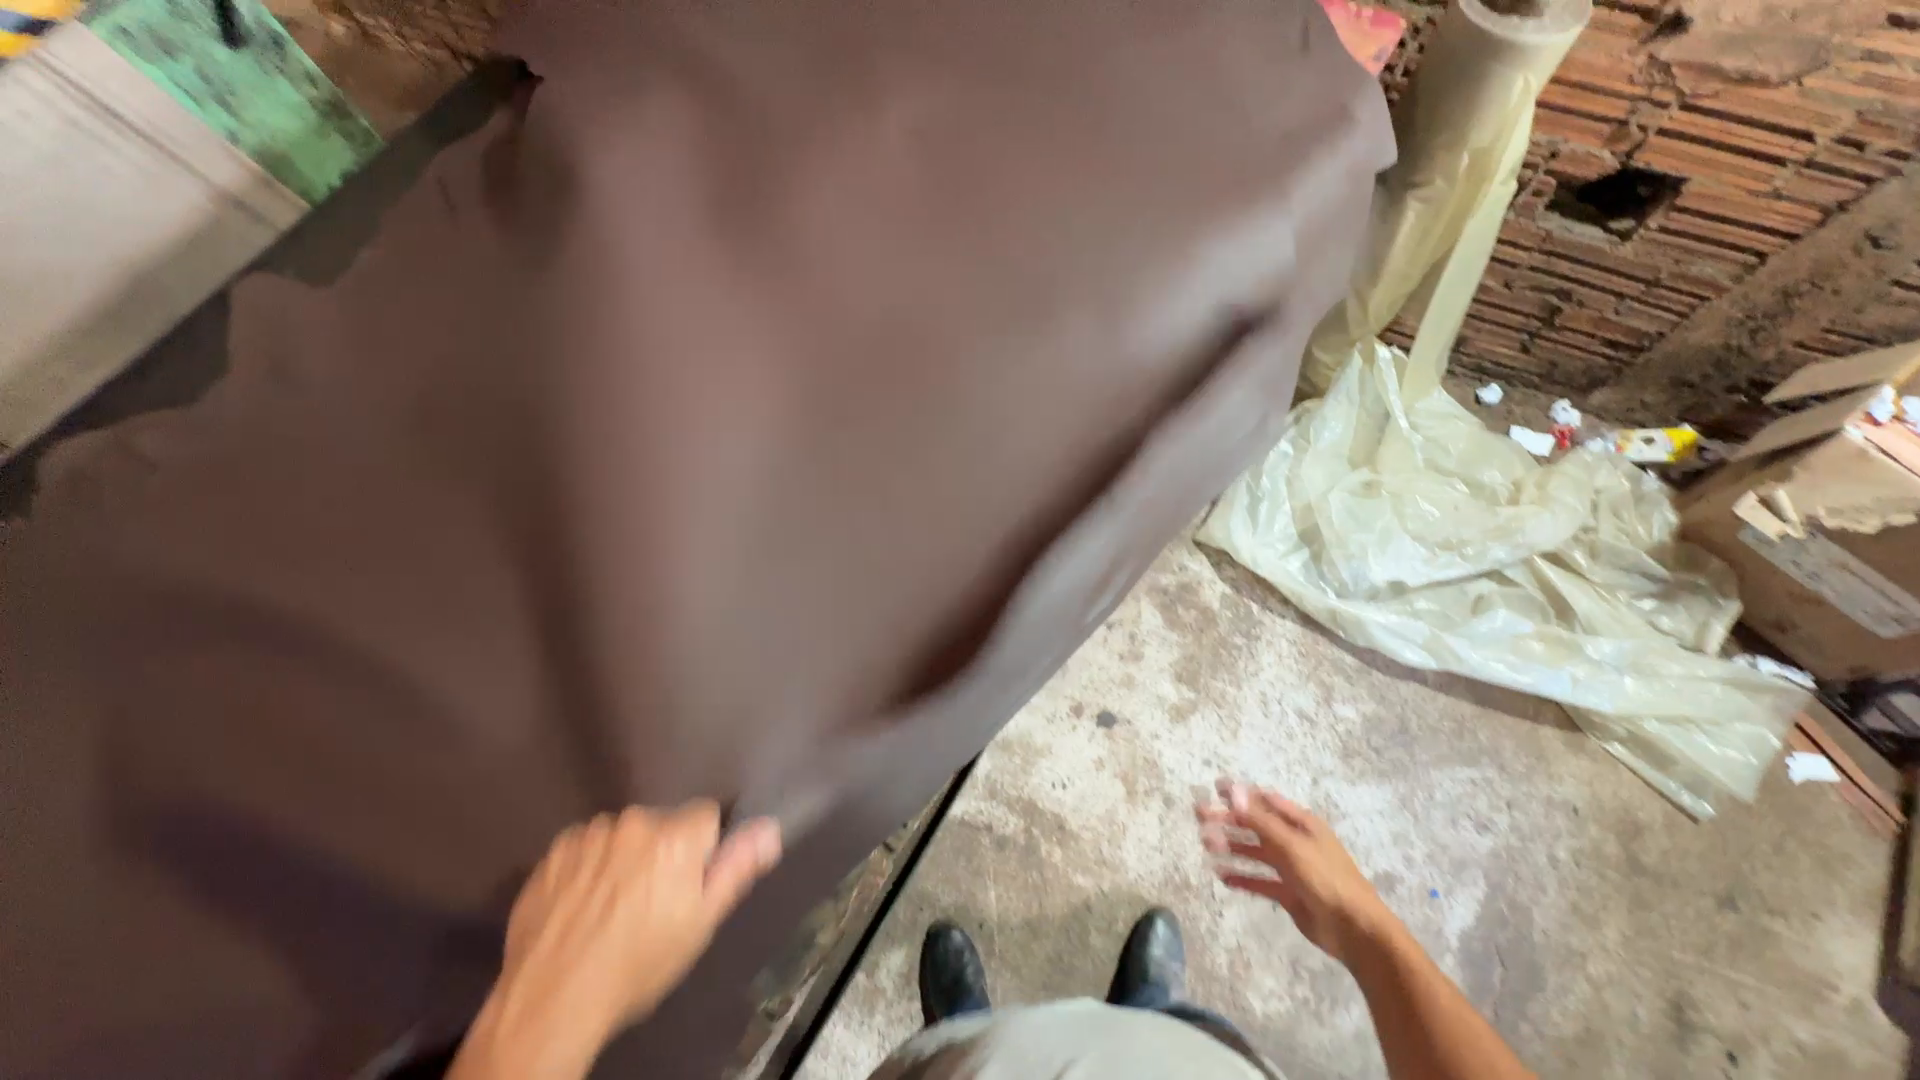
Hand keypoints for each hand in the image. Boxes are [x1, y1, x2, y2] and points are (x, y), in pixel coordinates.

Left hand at [491, 802, 782, 1048]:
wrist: (552, 998)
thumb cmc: (638, 965)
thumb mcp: (700, 925)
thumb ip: (736, 869)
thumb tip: (770, 829)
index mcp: (676, 837)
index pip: (707, 816)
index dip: (703, 849)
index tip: (690, 883)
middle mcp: (634, 822)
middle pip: (663, 824)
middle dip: (663, 852)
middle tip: (653, 903)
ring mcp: (589, 834)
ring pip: (623, 835)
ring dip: (626, 858)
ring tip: (613, 908)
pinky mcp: (553, 851)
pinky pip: (586, 847)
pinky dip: (590, 867)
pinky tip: (583, 906)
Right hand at [1196, 780, 1394, 965]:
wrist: (1354, 929)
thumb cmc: (1325, 878)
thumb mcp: (1290, 845)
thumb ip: (1260, 819)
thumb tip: (1234, 789)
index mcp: (1302, 824)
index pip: (1266, 802)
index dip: (1241, 795)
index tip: (1215, 789)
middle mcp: (1295, 842)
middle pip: (1256, 826)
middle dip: (1229, 821)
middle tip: (1199, 818)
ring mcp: (1292, 868)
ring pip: (1256, 853)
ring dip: (1232, 847)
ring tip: (1206, 846)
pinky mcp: (1288, 893)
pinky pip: (1260, 881)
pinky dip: (1243, 878)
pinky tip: (1223, 877)